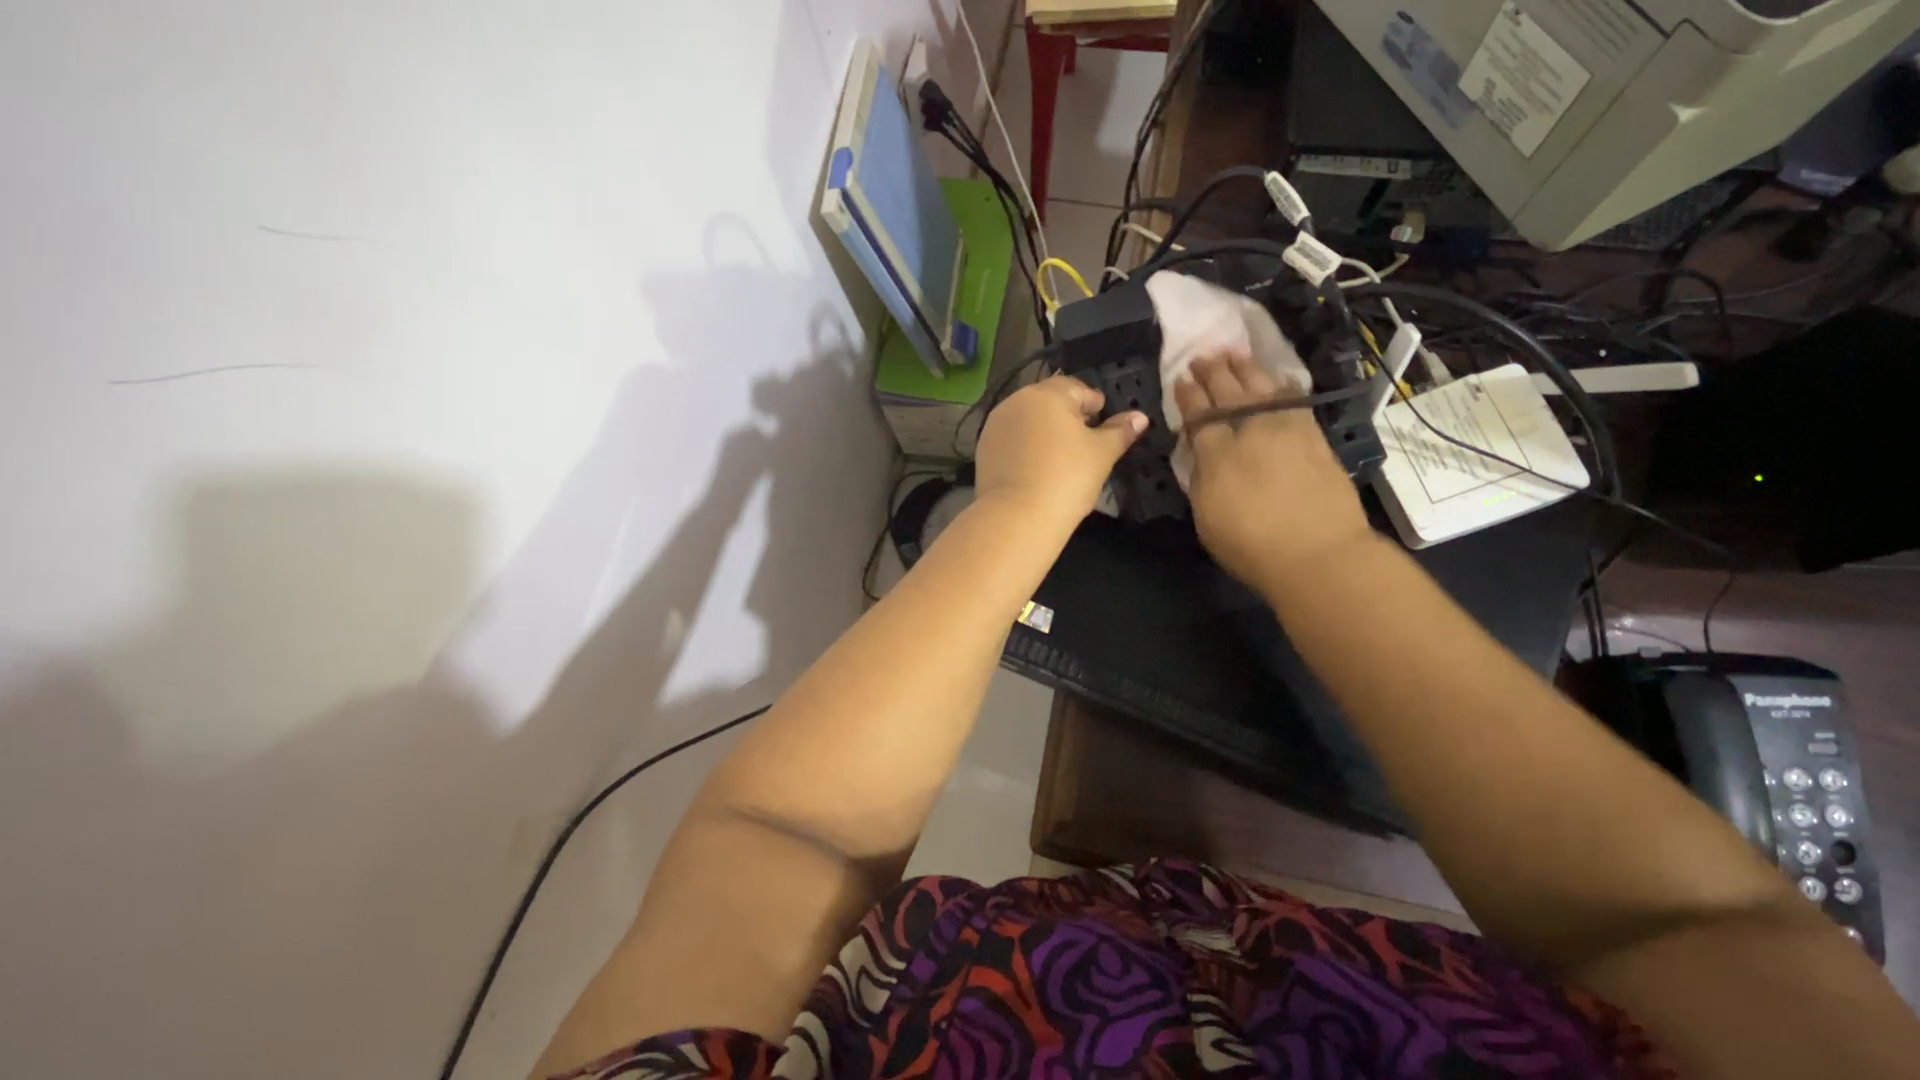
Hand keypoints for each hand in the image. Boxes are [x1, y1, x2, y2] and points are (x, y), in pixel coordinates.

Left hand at [975, 375, 1146, 528]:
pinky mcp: (984, 448)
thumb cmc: (1067, 478)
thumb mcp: (1102, 453)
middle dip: (1068, 415)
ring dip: (1045, 429)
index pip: (1077, 388)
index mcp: (1047, 394)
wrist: (1017, 516)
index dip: (1095, 403)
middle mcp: (1016, 401)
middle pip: (1049, 401)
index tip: (1104, 421)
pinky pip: (1012, 439)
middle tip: (1085, 439)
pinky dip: (1026, 446)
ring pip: (1028, 419)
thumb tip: (1140, 416)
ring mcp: (995, 424)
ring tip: (1061, 455)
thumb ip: (1120, 431)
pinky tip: (1038, 466)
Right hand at [1174, 352, 1375, 590]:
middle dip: (1212, 372)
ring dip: (1244, 368)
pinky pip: (1292, 397)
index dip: (1188, 395)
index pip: (1198, 413)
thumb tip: (1202, 451)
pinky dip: (1280, 384)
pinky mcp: (1314, 434)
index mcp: (1216, 453)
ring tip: (1233, 355)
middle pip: (1228, 392)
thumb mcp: (1207, 517)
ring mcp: (1285, 428)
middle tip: (1202, 358)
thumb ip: (1202, 477)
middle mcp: (1250, 430)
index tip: (1180, 379)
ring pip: (1261, 386)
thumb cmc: (1252, 547)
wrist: (1319, 554)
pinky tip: (1274, 377)